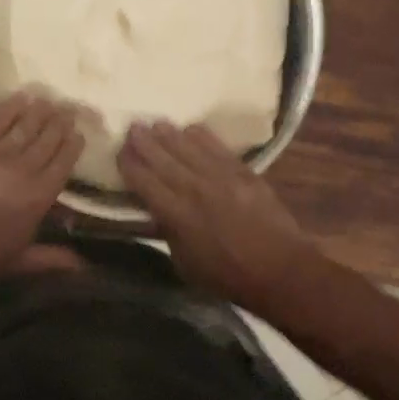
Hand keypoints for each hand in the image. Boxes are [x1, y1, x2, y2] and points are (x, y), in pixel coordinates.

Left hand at [0, 93, 84, 284]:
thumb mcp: (19, 261)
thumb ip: (51, 258)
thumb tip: (82, 266)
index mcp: (38, 197)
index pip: (63, 162)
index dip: (73, 145)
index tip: (79, 133)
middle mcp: (22, 169)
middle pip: (47, 138)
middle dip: (61, 122)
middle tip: (69, 108)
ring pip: (24, 124)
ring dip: (39, 110)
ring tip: (49, 99)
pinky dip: (10, 107)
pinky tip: (20, 97)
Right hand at [118, 121, 322, 303]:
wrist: (279, 268)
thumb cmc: (227, 275)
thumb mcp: (185, 262)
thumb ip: (168, 232)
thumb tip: (159, 212)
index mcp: (176, 214)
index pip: (144, 181)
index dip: (129, 165)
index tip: (119, 153)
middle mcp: (194, 189)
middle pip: (162, 159)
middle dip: (144, 142)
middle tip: (133, 126)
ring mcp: (220, 177)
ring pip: (188, 147)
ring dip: (169, 134)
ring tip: (156, 123)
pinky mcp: (243, 172)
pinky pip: (217, 147)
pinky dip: (201, 136)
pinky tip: (190, 128)